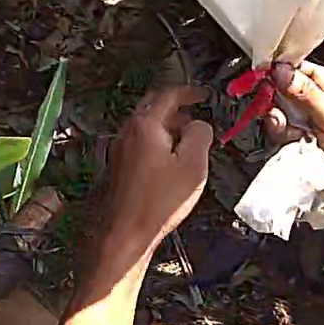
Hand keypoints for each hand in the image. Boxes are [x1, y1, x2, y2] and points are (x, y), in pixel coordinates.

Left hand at [95, 84, 210, 271]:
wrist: (127, 232)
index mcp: (146, 126)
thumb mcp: (193, 165)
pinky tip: (171, 158)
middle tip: (196, 112)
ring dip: (168, 125)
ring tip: (188, 137)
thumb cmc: (160, 201)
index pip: (168, 96)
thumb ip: (200, 136)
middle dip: (176, 107)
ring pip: (146, 126)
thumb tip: (200, 124)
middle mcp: (129, 133)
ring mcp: (121, 150)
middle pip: (153, 107)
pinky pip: (141, 143)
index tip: (203, 94)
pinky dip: (158, 141)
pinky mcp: (120, 167)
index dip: (189, 92)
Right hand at [267, 61, 323, 196]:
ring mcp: (306, 119)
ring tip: (295, 133)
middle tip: (282, 115)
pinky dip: (283, 136)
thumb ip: (305, 92)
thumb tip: (280, 70)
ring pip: (278, 112)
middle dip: (277, 104)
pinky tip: (294, 141)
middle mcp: (315, 98)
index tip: (265, 82)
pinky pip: (281, 131)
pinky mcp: (299, 137)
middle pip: (281, 91)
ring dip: (281, 123)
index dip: (278, 74)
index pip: (295, 69)